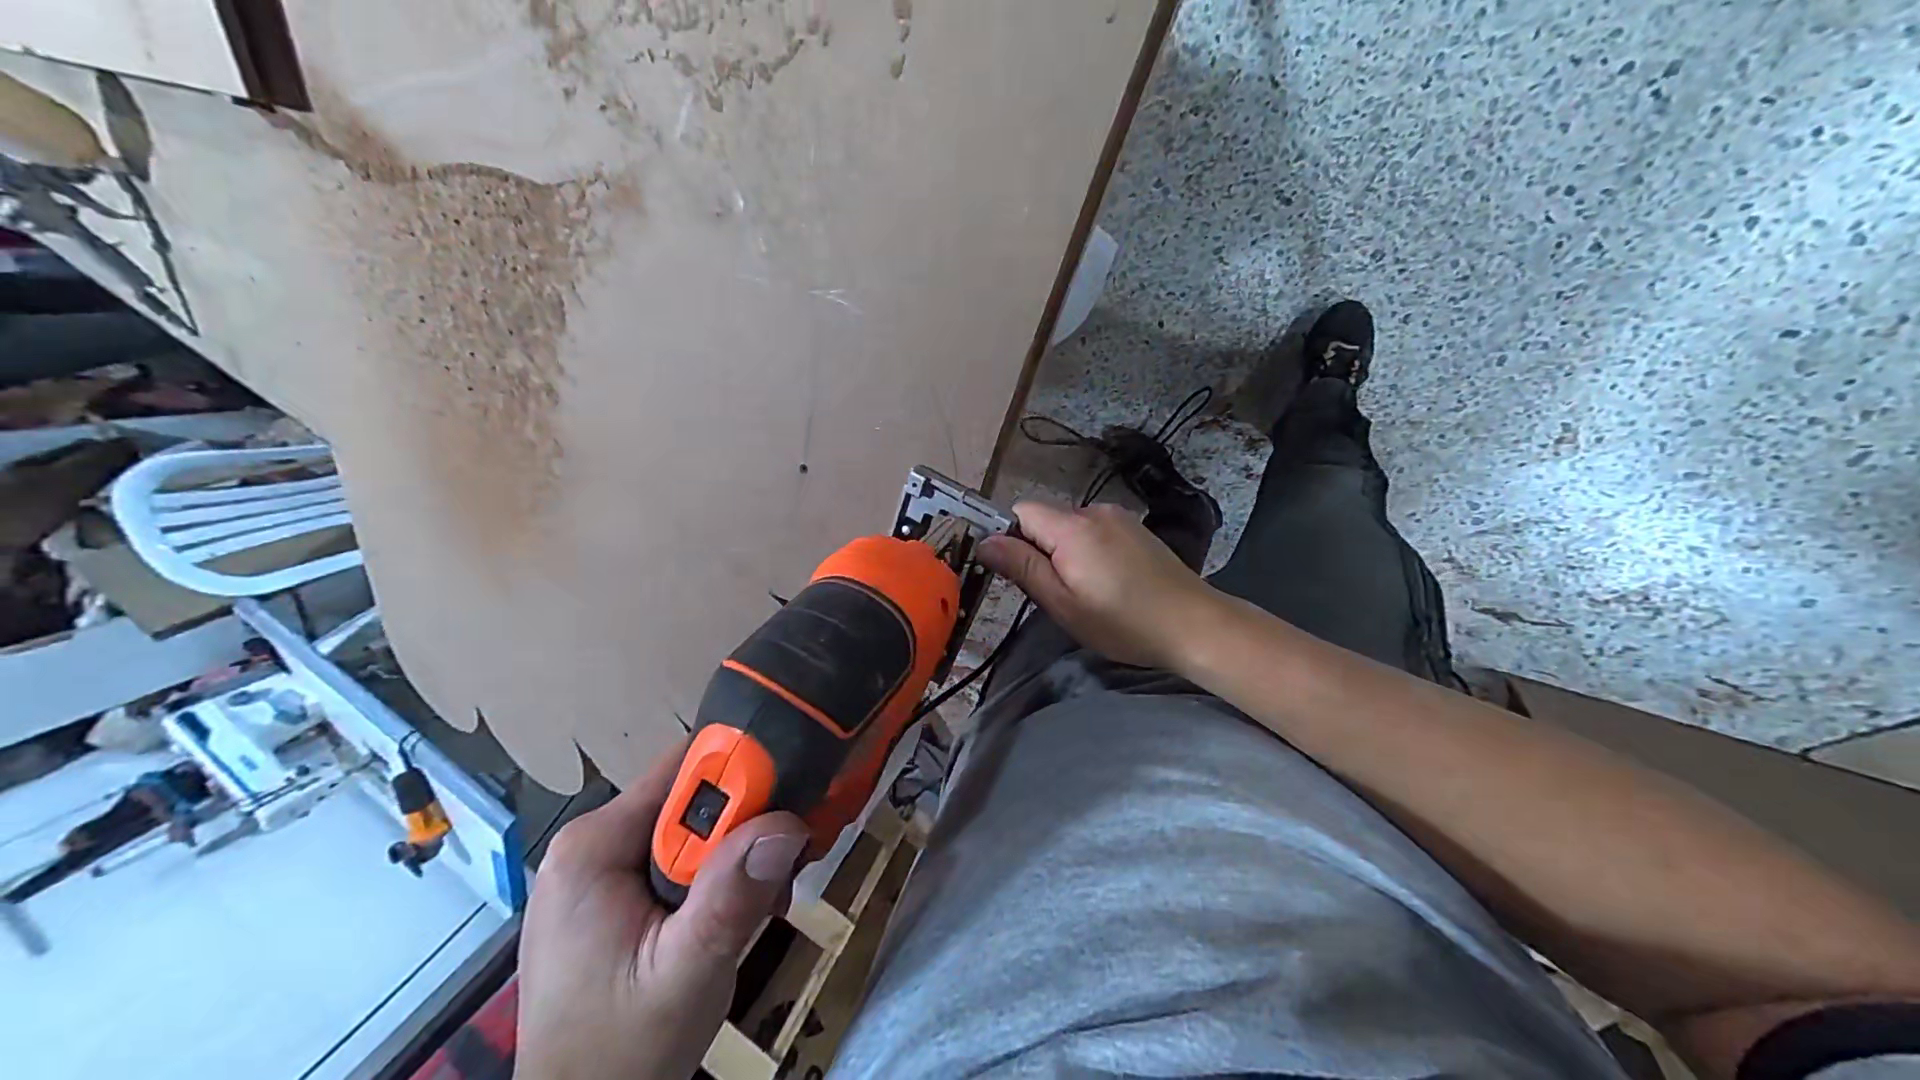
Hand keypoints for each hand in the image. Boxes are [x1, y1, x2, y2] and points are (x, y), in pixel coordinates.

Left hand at [515, 741, 808, 1079]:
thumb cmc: (621, 1054)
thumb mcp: (686, 974)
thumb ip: (730, 897)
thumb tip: (785, 824)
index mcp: (594, 845)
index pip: (685, 770)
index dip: (744, 781)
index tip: (788, 817)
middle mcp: (593, 843)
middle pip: (692, 801)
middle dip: (745, 832)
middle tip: (780, 879)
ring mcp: (602, 870)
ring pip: (694, 832)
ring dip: (737, 862)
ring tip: (759, 910)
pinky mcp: (614, 896)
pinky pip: (680, 861)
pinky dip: (717, 881)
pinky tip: (732, 920)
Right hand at [977, 500, 1223, 671]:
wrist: (1194, 624)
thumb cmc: (1122, 622)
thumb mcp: (1063, 603)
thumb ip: (1023, 567)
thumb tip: (985, 542)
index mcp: (1072, 527)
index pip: (1021, 510)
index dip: (1011, 537)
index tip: (1019, 572)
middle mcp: (1095, 511)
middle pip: (1047, 518)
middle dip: (1041, 549)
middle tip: (1056, 592)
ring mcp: (1120, 517)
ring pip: (1071, 527)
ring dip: (1066, 552)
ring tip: (1087, 591)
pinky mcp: (1137, 529)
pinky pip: (1096, 531)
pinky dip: (1090, 551)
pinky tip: (1109, 582)